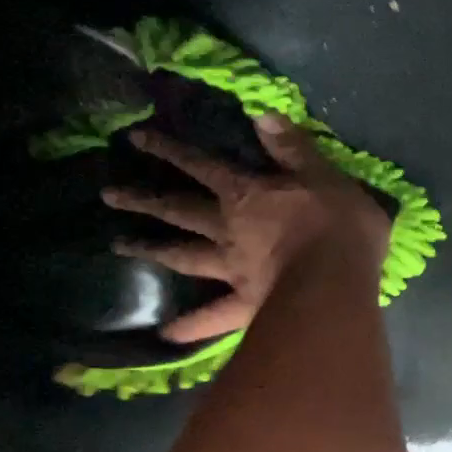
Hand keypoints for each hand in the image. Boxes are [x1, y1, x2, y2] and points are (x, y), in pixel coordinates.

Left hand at [102, 114, 387, 342]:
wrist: (336, 281)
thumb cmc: (341, 227)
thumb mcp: (329, 179)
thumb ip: (296, 151)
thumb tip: (263, 114)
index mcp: (248, 195)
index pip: (203, 165)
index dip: (171, 150)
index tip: (136, 138)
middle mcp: (228, 228)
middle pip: (180, 210)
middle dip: (146, 200)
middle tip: (111, 195)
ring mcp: (232, 267)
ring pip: (185, 256)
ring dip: (153, 250)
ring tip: (123, 247)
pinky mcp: (246, 303)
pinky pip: (214, 317)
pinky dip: (190, 327)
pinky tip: (167, 337)